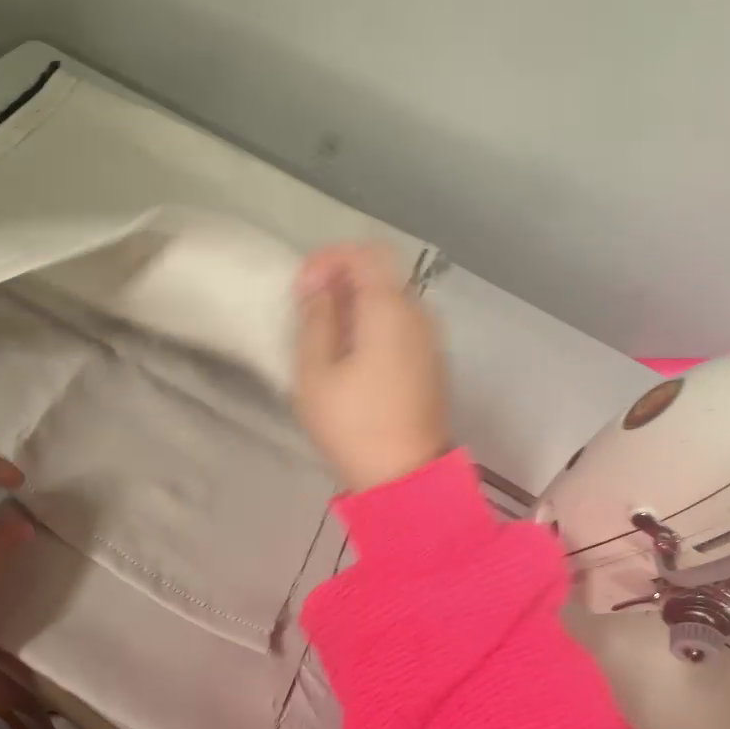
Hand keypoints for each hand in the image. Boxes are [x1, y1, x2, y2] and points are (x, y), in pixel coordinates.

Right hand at [293, 243, 451, 490]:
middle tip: (304, 311)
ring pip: (389, 301)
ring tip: (321, 338)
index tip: (300, 285)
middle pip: (380, 275)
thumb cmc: (351, 423)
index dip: (329, 258)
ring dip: (354, 306)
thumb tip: (316, 285)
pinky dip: (371, 326)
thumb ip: (315, 319)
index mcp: (389, 310)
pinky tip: (347, 359)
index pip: (366, 253)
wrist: (404, 475)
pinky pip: (398, 326)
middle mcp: (418, 314)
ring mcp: (429, 339)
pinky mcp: (429, 362)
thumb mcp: (315, 372)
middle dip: (339, 281)